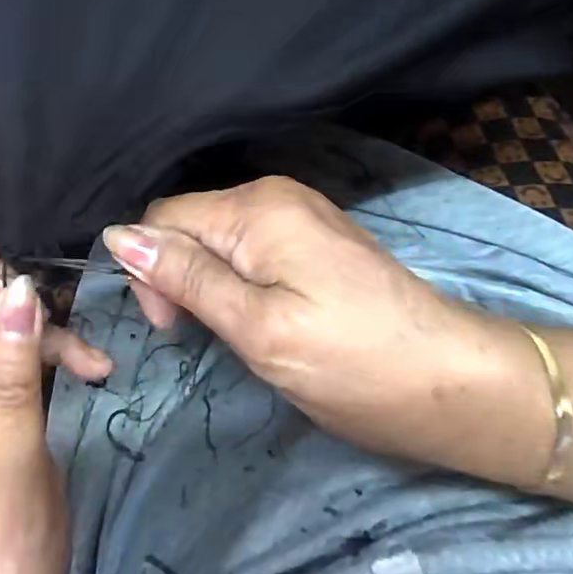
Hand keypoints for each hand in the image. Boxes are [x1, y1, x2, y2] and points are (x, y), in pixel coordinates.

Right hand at [102, 177, 549, 484]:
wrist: (452, 379)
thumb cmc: (352, 361)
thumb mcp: (258, 327)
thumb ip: (189, 277)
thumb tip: (120, 235)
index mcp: (258, 206)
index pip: (165, 217)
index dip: (150, 270)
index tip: (171, 329)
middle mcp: (277, 194)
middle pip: (193, 222)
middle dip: (179, 275)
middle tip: (204, 336)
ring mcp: (302, 214)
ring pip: (221, 237)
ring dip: (208, 281)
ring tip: (233, 331)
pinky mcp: (317, 239)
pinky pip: (253, 247)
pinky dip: (238, 279)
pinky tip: (257, 312)